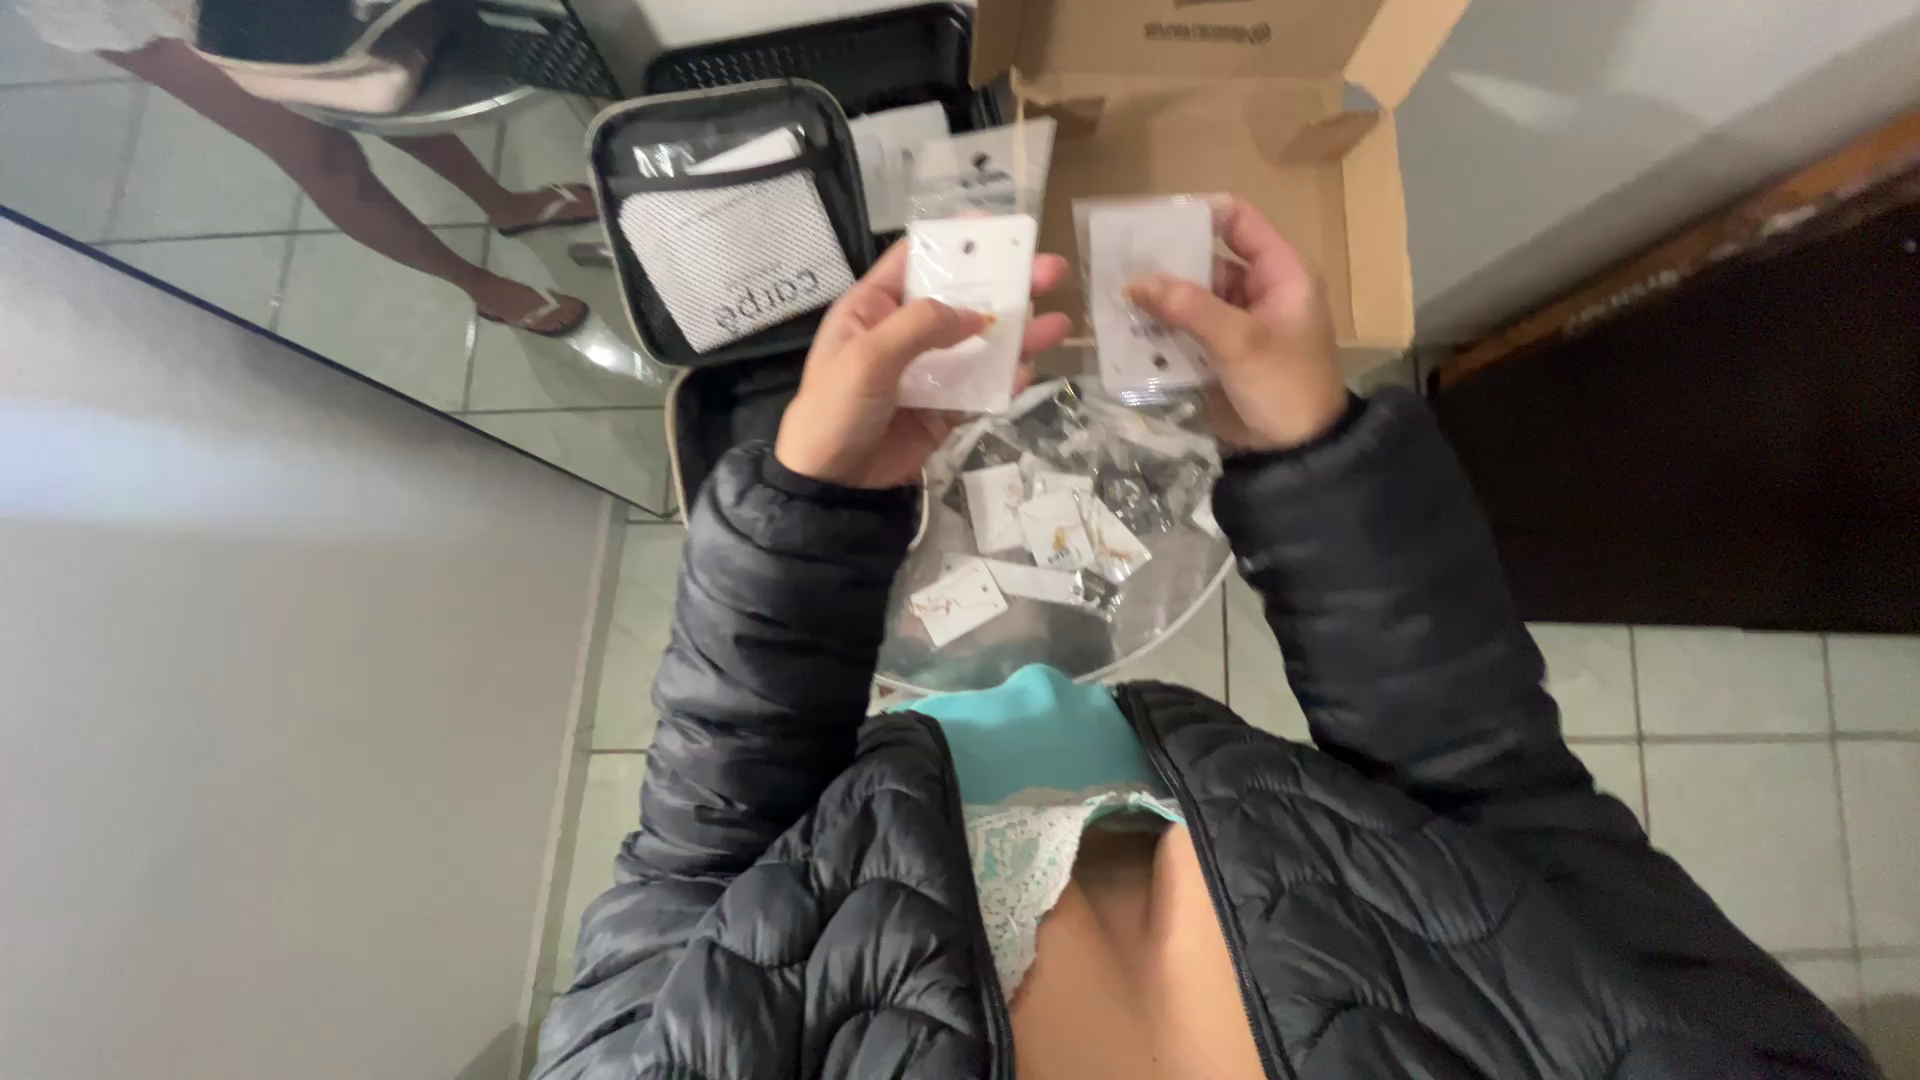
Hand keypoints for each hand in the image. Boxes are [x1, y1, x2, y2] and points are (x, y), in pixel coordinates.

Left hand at [775, 240, 1071, 487]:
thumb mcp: (868, 356)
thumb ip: (920, 327)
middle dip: (1005, 286)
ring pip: (978, 347)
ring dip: (1016, 336)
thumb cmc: (835, 409)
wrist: (833, 484)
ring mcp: (926, 375)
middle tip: (1051, 271)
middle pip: (961, 301)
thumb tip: (977, 314)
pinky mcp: (942, 412)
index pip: (918, 261)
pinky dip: (1003, 383)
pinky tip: (1027, 372)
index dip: (957, 242)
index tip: (1000, 230)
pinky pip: (979, 392)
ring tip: (1058, 326)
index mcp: (874, 309)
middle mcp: (903, 335)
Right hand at [1124, 196, 1347, 450]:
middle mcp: (1256, 292)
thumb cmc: (1282, 385)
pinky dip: (1159, 333)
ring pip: (1189, 302)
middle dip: (1165, 264)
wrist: (1295, 452)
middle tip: (1117, 262)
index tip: (1152, 220)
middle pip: (1205, 262)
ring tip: (1113, 298)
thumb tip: (1134, 282)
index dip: (1198, 215)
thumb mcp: (1238, 341)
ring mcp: (1235, 326)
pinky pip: (1183, 334)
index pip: (1239, 223)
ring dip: (1157, 302)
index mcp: (1279, 273)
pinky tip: (1127, 333)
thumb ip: (1188, 307)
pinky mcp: (1217, 357)